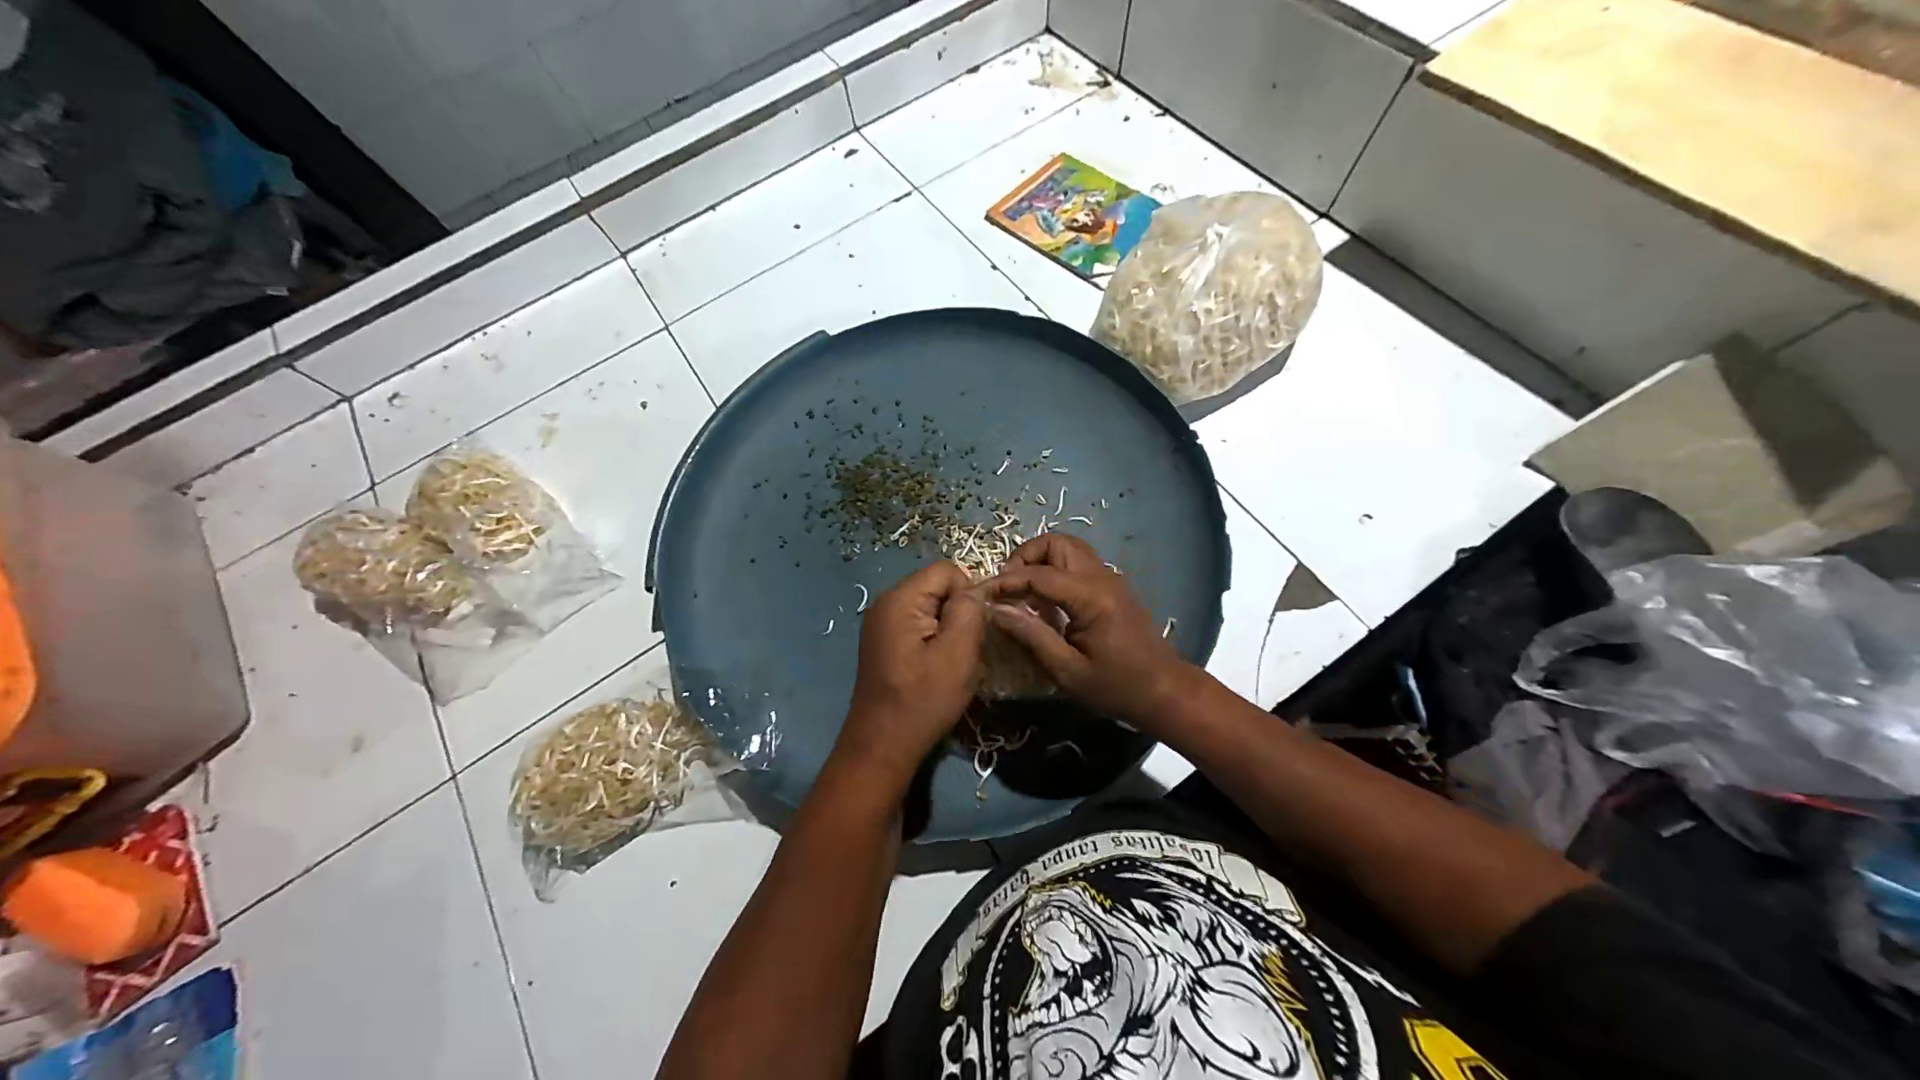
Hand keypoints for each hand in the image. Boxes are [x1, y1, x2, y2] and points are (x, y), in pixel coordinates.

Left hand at [835, 560, 986, 784]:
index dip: (969, 594)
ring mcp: (881, 623)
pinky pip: (918, 625)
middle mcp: (886, 603)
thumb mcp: (957, 654)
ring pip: (931, 607)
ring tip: (951, 662)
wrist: (882, 746)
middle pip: (937, 587)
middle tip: (964, 650)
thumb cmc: (923, 701)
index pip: (947, 570)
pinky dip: (934, 640)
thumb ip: (969, 611)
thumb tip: (976, 589)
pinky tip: (935, 668)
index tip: (975, 630)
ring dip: (948, 629)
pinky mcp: (884, 642)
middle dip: (958, 611)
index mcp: (900, 599)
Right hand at [987, 534, 1193, 728]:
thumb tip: (996, 609)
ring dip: (1041, 560)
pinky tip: (1045, 599)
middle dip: (1025, 557)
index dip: (1007, 581)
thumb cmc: (1116, 687)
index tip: (983, 593)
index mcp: (1091, 598)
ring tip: (1023, 590)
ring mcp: (1110, 578)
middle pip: (1057, 543)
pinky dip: (1055, 568)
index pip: (1040, 575)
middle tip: (1008, 586)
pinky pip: (1078, 562)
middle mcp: (1102, 578)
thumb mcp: (1067, 671)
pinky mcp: (1112, 586)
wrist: (1164, 690)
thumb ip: (1032, 636)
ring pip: (1069, 547)